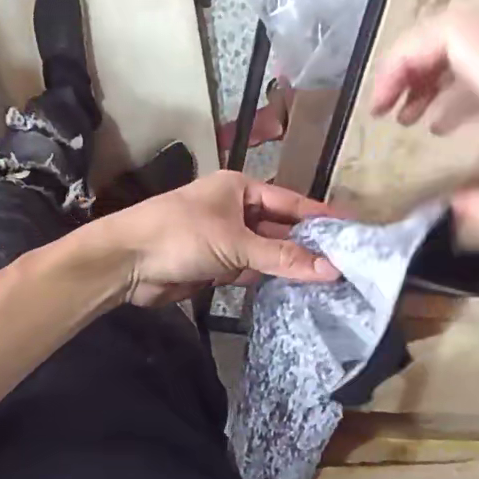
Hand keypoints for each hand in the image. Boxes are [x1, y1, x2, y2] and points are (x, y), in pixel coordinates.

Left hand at [76, 170, 340, 306]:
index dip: (320, 217)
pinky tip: (294, 289)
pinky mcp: (216, 266)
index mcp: (240, 189)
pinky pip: (251, 271)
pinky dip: (268, 279)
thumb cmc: (180, 236)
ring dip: (289, 265)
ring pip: (267, 252)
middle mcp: (236, 210)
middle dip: (307, 245)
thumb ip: (282, 257)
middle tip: (346, 263)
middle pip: (280, 228)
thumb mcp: (235, 243)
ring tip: (330, 279)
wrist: (126, 263)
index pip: (291, 202)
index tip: (351, 230)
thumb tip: (330, 269)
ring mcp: (226, 239)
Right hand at [368, 11, 478, 295]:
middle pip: (469, 33)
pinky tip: (454, 128)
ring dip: (441, 79)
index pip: (455, 32)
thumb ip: (470, 215)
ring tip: (410, 120)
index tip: (379, 109)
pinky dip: (472, 92)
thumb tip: (448, 204)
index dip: (404, 57)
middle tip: (387, 114)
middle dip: (415, 66)